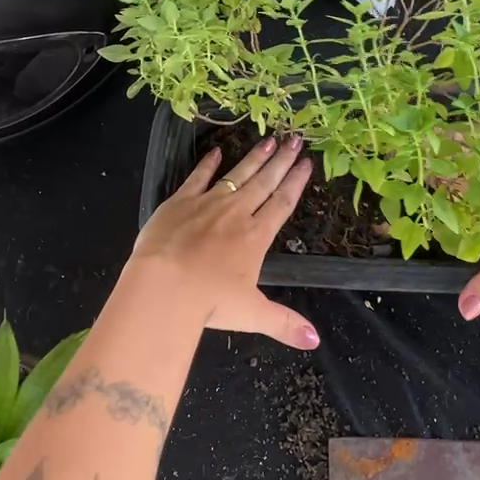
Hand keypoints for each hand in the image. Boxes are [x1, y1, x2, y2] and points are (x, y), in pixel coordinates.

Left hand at [127, 135, 319, 349]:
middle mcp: (236, 213)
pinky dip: (208, 164)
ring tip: (270, 139)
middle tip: (295, 138)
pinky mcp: (181, 200)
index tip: (307, 164)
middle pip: (264, 182)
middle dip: (282, 160)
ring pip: (237, 174)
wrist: (165, 285)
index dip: (296, 183)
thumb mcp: (251, 314)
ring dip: (254, 157)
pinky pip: (198, 177)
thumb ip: (284, 323)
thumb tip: (315, 340)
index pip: (282, 203)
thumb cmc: (209, 301)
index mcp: (255, 236)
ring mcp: (208, 203)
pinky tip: (216, 152)